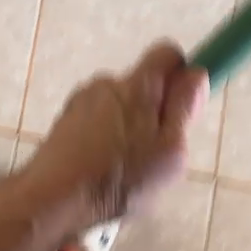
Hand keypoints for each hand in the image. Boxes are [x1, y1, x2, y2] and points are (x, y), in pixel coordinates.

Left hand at [22, 42, 208, 230]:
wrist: (55, 196)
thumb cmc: (121, 177)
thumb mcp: (169, 150)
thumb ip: (182, 109)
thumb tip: (195, 74)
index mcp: (136, 85)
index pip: (167, 54)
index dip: (181, 76)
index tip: (183, 109)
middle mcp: (106, 82)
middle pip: (141, 85)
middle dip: (153, 111)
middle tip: (155, 152)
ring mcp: (81, 100)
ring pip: (119, 105)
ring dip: (128, 127)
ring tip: (126, 169)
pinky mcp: (65, 120)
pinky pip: (97, 121)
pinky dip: (105, 138)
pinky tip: (103, 170)